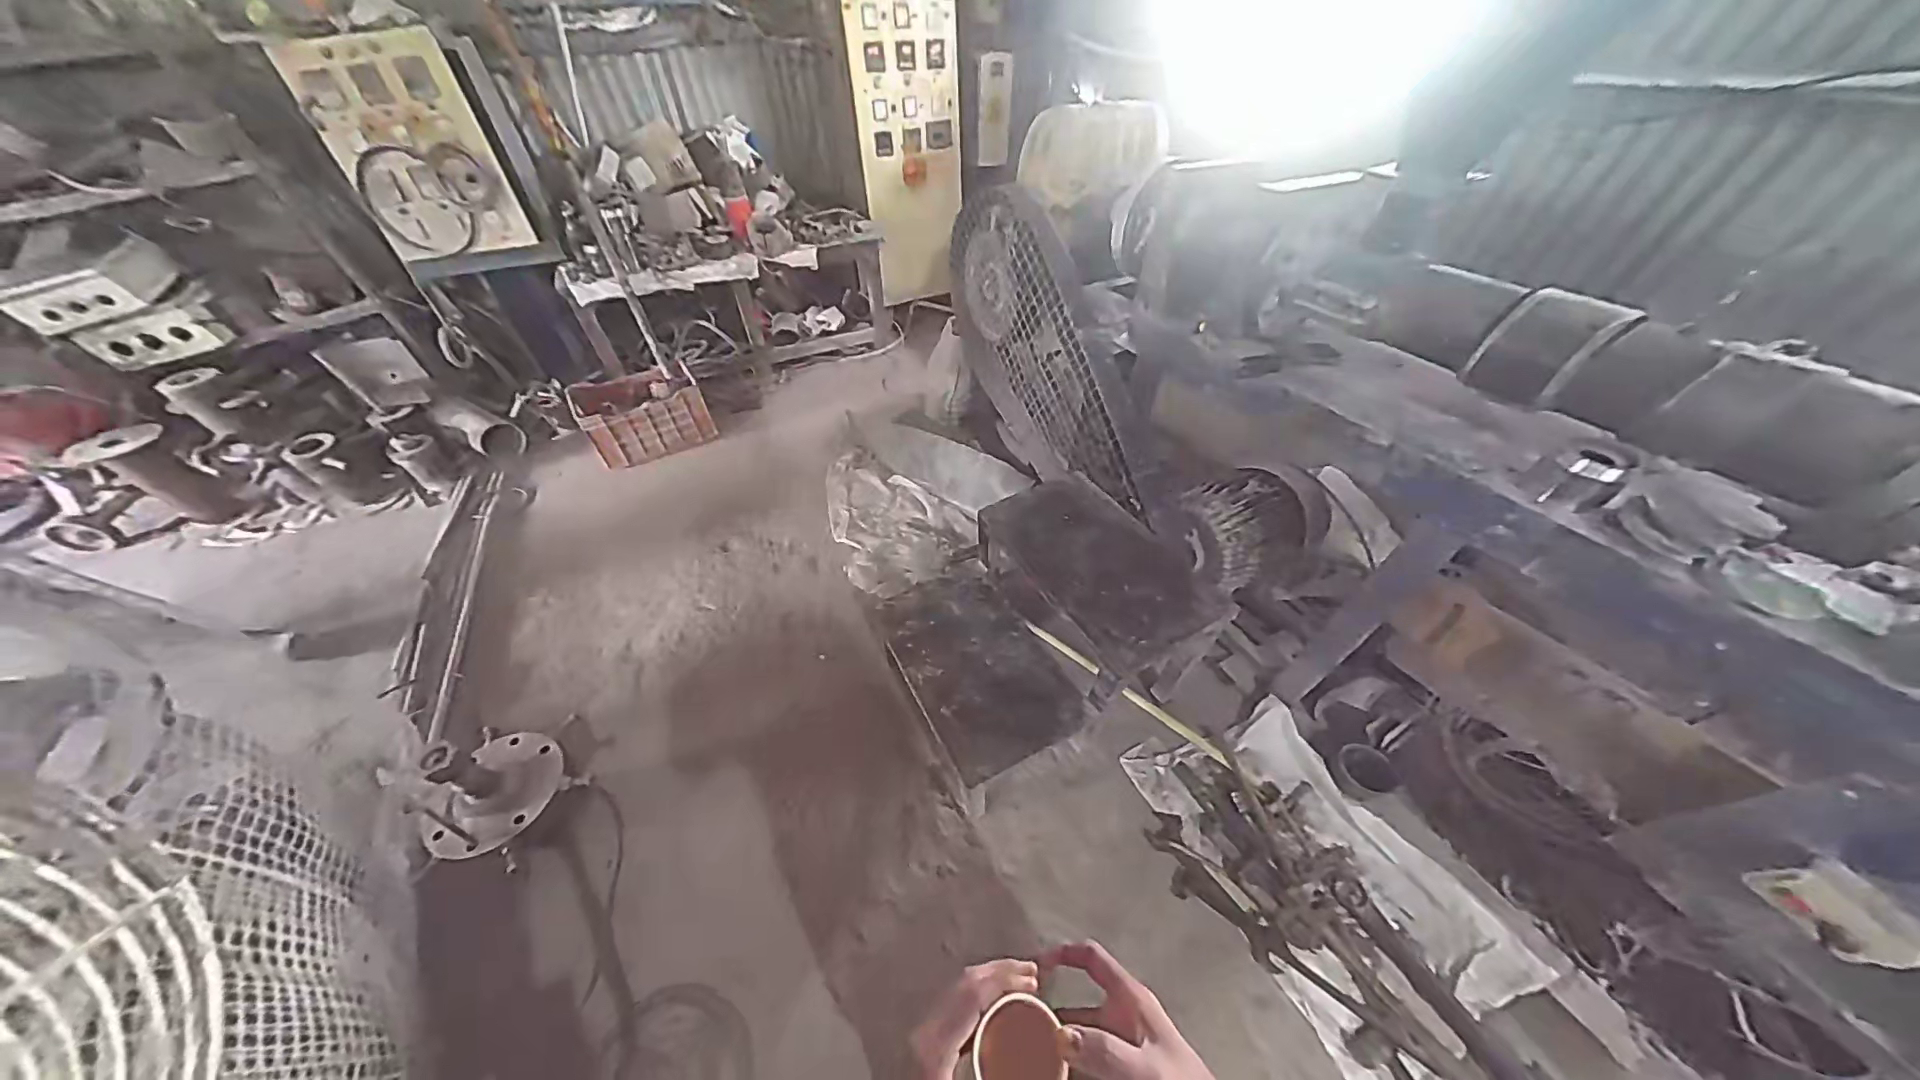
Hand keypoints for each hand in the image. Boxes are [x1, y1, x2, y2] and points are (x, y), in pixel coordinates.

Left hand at [912, 958, 1040, 1079]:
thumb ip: (996, 1073)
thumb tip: (1034, 1063)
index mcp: (935, 1046)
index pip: (973, 994)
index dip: (1004, 980)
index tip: (1033, 979)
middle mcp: (923, 1031)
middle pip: (963, 983)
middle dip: (999, 971)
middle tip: (1030, 970)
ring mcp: (918, 1035)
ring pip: (955, 990)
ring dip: (987, 980)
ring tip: (1016, 980)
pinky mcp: (918, 1044)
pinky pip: (951, 1005)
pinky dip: (976, 996)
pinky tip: (992, 1005)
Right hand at [1041, 941, 1215, 1079]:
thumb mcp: (1143, 1066)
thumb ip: (1104, 1049)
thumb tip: (1062, 1034)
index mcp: (1130, 999)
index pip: (1090, 958)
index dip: (1062, 953)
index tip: (1034, 966)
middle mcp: (1123, 1016)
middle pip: (1078, 1004)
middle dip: (1051, 1012)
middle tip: (1024, 1023)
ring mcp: (1123, 1044)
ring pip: (1080, 1038)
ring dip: (1060, 1045)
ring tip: (1032, 1052)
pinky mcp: (1121, 1070)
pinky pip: (1088, 1062)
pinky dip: (1071, 1066)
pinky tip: (1055, 1073)